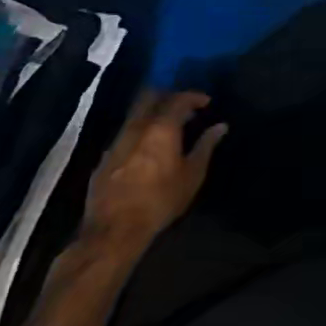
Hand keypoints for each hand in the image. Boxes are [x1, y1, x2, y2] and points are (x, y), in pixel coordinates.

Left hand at [80, 90, 226, 260]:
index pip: (177, 99)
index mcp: (161, 129)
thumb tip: (220, 127)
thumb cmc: (161, 199)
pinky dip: (140, 132)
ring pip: (135, 115)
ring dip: (153, 114)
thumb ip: (206, 146)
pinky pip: (125, 133)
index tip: (206, 102)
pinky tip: (148, 148)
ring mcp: (117, 142)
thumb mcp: (192, 174)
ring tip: (169, 127)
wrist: (115, 229)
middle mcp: (136, 128)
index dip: (193, 96)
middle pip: (149, 97)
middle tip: (184, 107)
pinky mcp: (105, 158)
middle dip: (168, 96)